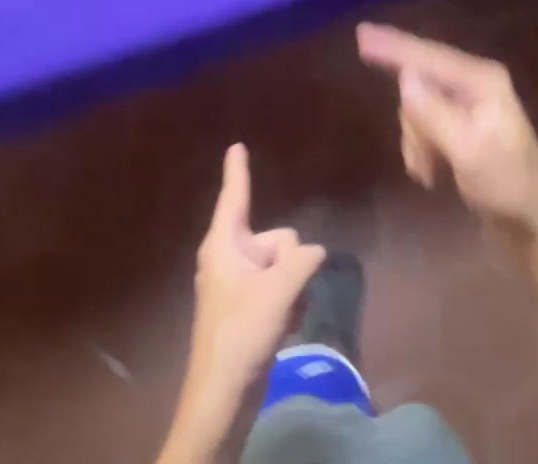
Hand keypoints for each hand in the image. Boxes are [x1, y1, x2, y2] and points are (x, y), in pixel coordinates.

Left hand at [187, 144, 326, 394]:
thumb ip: (303, 260)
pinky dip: (288, 302)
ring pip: (284, 264)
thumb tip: (314, 252)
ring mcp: (239, 282)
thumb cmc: (241, 334)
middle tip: (281, 294)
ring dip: (293, 287)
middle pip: (277, 237)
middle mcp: (229, 256)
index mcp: (224, 244)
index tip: (237, 145)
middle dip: (290, 262)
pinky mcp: (248, 305)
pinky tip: (285, 326)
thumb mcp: (278, 291)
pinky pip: (280, 287)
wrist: (223, 393)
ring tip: (282, 316)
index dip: (238, 170)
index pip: (234, 196)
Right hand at [356, 22, 537, 237]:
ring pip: (418, 109)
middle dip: (413, 124)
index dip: (392, 46)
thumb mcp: (466, 149)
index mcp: (482, 81)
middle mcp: (475, 85)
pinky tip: (430, 174)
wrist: (532, 226)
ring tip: (428, 173)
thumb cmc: (506, 185)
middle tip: (419, 161)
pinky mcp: (462, 128)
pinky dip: (421, 149)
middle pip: (419, 84)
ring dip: (416, 142)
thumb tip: (404, 76)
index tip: (361, 34)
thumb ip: (433, 112)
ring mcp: (469, 107)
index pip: (428, 56)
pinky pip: (425, 126)